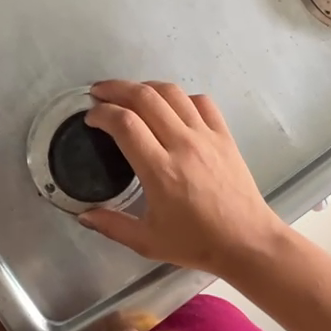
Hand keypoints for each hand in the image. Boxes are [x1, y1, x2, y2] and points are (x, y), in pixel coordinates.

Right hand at [79, 79, 290, 277]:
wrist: (247, 242)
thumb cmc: (196, 243)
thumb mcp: (147, 242)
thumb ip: (111, 226)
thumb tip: (83, 215)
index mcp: (160, 171)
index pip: (125, 124)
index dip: (102, 113)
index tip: (90, 117)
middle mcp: (182, 145)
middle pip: (145, 97)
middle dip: (116, 89)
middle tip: (99, 93)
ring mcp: (206, 136)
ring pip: (172, 93)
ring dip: (145, 86)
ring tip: (129, 94)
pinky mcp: (224, 136)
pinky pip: (201, 102)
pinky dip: (180, 97)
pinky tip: (170, 106)